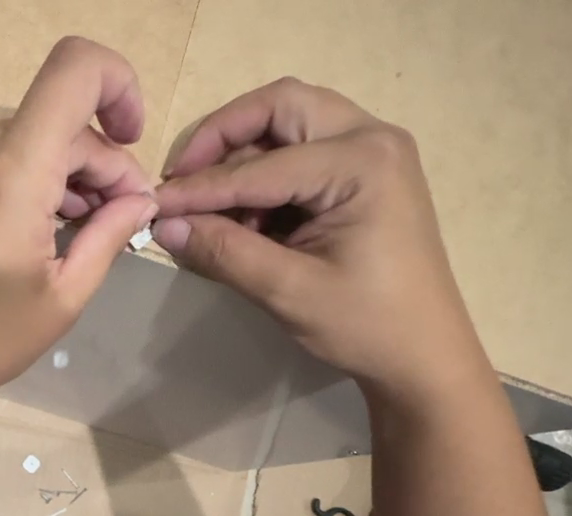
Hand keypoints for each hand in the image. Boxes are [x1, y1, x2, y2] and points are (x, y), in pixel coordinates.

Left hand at [0, 37, 158, 427]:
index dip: (119, 87)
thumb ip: (109, 237)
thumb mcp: (62, 298)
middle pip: (59, 117)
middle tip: (121, 220)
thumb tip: (140, 202)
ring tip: (85, 232)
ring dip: (68, 172)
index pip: (75, 70)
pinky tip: (45, 229)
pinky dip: (34, 179)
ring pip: (31, 137)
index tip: (135, 141)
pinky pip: (0, 158)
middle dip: (102, 160)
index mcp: (12, 173)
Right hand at [153, 78, 488, 401]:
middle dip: (221, 140)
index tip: (152, 207)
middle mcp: (371, 137)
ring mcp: (369, 152)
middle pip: (278, 108)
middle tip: (179, 181)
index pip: (261, 164)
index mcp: (363, 162)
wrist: (420, 352)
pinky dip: (260, 181)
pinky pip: (297, 155)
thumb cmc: (364, 324)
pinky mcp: (359, 174)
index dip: (200, 188)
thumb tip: (163, 226)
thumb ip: (225, 253)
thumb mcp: (288, 291)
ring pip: (286, 126)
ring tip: (209, 214)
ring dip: (239, 162)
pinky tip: (241, 223)